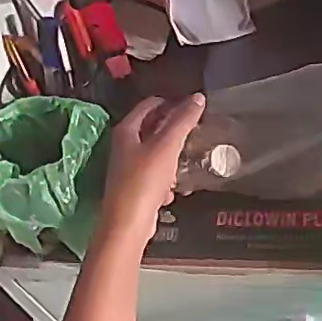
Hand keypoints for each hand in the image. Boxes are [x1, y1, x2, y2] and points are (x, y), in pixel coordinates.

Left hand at [99, 94, 204, 251]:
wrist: (129, 223)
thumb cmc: (145, 179)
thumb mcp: (167, 146)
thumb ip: (183, 121)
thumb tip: (198, 98)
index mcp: (127, 130)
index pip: (149, 105)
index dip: (171, 102)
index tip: (192, 108)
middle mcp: (123, 146)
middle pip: (152, 129)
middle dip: (174, 131)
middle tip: (194, 132)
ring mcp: (128, 168)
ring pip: (156, 154)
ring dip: (172, 157)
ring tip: (187, 162)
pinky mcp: (135, 188)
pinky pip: (155, 176)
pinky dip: (166, 180)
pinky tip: (173, 189)